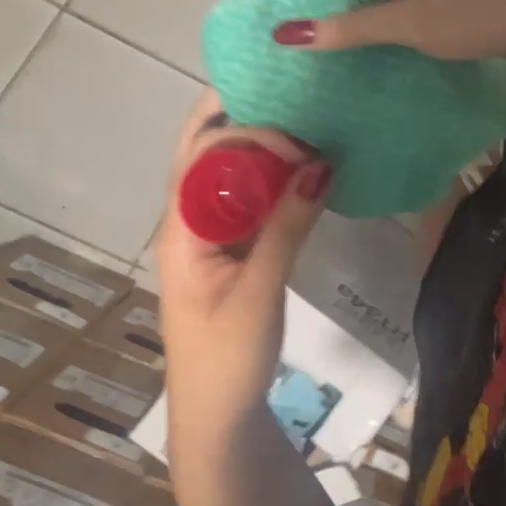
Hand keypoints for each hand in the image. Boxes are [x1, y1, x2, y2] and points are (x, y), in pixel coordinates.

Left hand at [154, 90, 330, 436]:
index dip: (249, 132)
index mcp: (182, 228)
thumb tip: (322, 162)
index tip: (301, 142)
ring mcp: (214, 229)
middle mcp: (192, 218)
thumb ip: (287, 226)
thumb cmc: (227, 356)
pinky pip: (253, 190)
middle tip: (296, 90)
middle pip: (207, 148)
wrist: (219, 415)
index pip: (203, 154)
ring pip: (231, 166)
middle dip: (244, 113)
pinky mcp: (238, 242)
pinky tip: (312, 160)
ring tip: (310, 114)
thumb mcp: (258, 292)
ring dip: (265, 138)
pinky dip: (279, 168)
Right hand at [271, 0, 505, 59]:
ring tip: (295, 63)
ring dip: (329, 23)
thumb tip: (285, 31)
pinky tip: (348, 61)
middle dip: (300, 10)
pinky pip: (379, 11)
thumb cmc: (475, 16)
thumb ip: (352, 28)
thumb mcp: (410, 25)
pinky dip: (359, 30)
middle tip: (266, 53)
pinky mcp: (427, 0)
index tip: (246, 22)